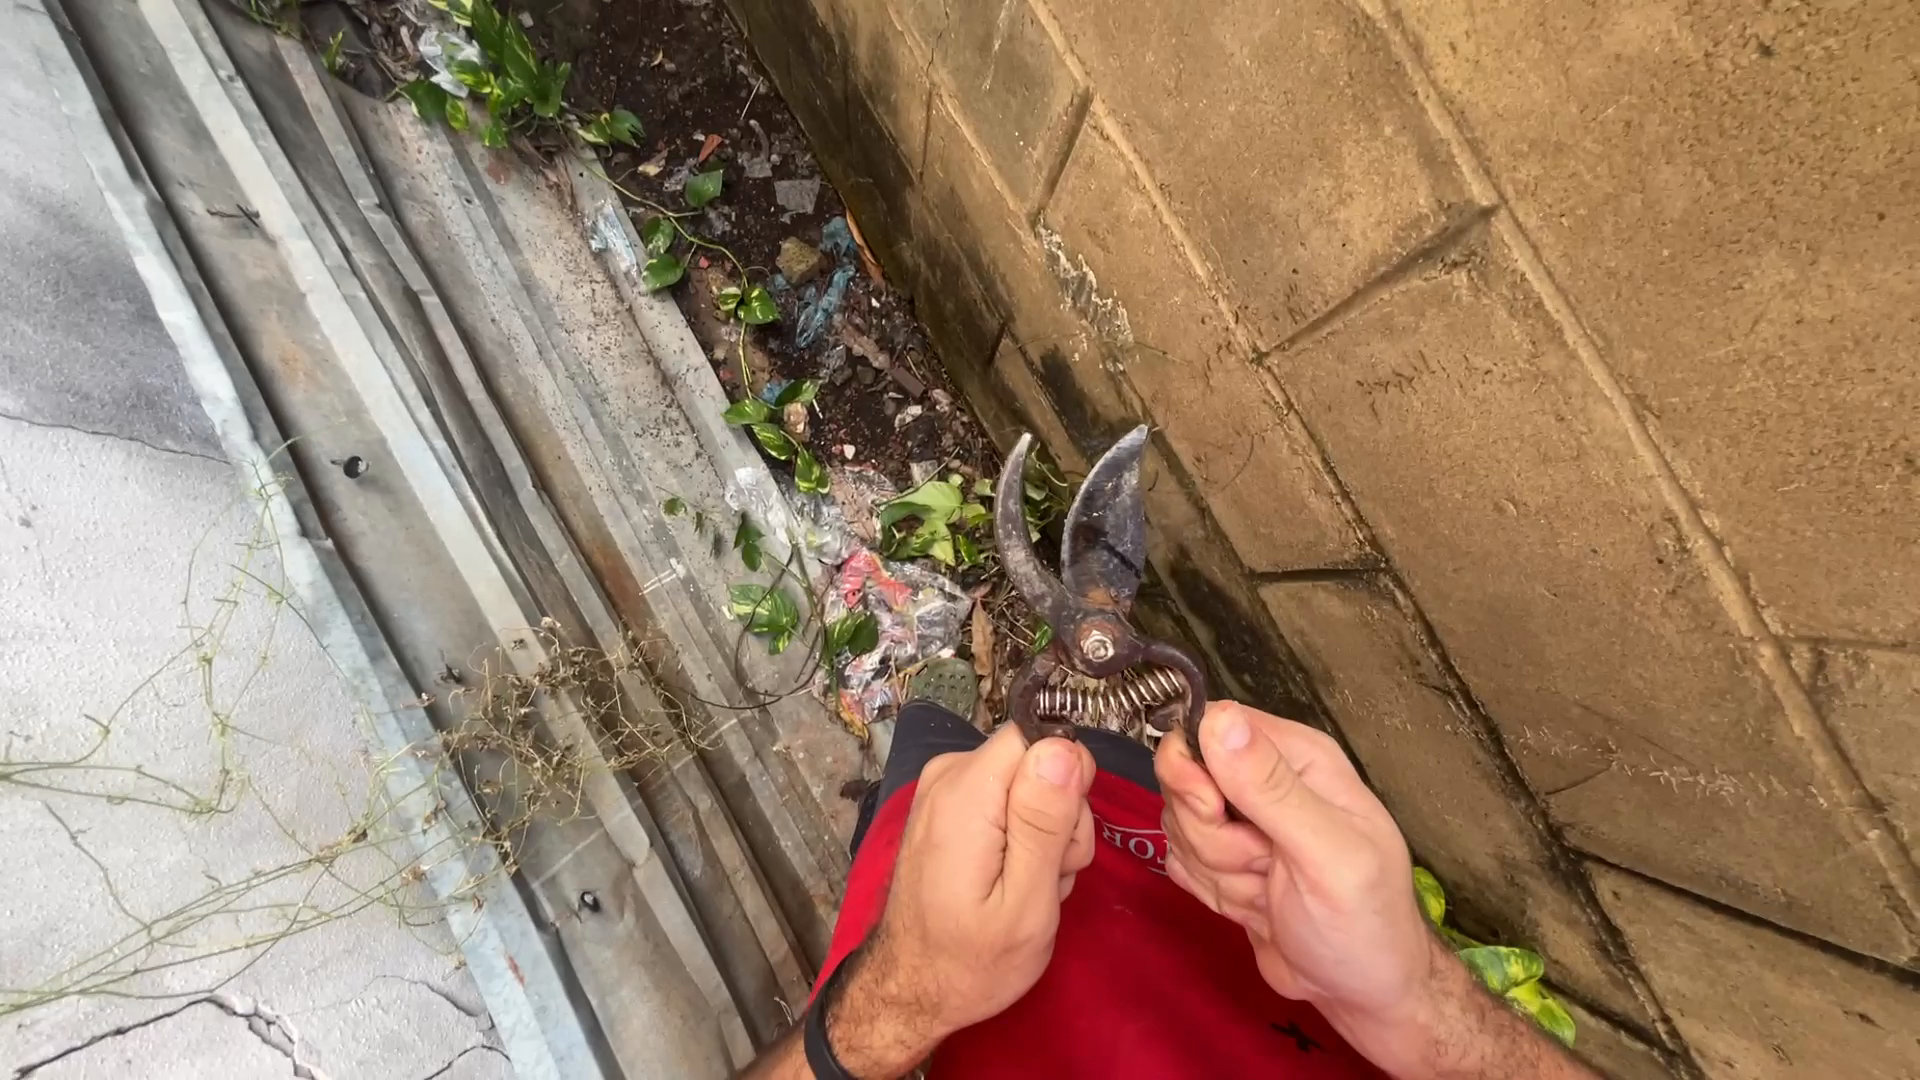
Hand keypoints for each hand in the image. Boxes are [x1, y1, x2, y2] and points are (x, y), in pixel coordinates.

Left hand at [826, 724, 1096, 1075]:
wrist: (911, 986)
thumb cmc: (971, 961)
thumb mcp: (1025, 905)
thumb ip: (1044, 822)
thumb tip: (1064, 748)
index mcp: (966, 791)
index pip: (1037, 736)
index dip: (1066, 778)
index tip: (1063, 834)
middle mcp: (950, 772)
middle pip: (1036, 760)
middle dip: (1058, 816)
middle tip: (1047, 876)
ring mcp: (945, 784)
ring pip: (1028, 779)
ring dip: (1044, 832)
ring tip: (1029, 885)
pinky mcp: (949, 800)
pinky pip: (1006, 794)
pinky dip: (1021, 834)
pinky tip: (1013, 876)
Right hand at [1155, 701, 1436, 1073]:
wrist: (1360, 996)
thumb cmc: (1365, 924)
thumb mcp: (1329, 854)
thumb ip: (1270, 787)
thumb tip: (1217, 718)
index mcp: (1295, 754)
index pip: (1208, 725)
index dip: (1197, 768)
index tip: (1214, 810)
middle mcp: (1261, 773)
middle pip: (1183, 776)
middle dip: (1212, 834)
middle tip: (1264, 864)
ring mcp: (1235, 814)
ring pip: (1176, 820)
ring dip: (1216, 869)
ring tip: (1269, 891)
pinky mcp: (1215, 853)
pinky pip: (1176, 855)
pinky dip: (1208, 888)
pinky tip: (1253, 904)